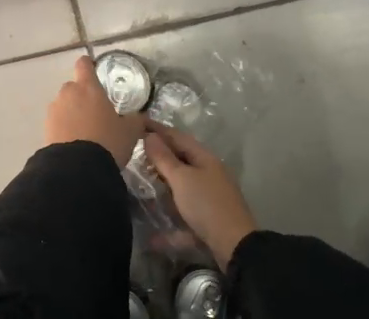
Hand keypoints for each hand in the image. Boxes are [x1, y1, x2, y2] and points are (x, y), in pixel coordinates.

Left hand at [44, 55, 145, 166]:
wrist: (79, 168)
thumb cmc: (108, 141)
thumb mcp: (130, 132)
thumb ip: (135, 120)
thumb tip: (139, 116)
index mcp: (88, 87)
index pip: (84, 64)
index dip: (88, 65)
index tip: (93, 70)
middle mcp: (68, 92)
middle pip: (74, 87)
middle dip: (83, 97)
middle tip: (96, 115)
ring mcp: (54, 109)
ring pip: (64, 104)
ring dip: (72, 112)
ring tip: (85, 133)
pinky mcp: (46, 126)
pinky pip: (57, 121)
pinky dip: (64, 127)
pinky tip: (74, 143)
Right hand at [143, 122, 257, 269]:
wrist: (235, 247)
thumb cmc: (206, 204)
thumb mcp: (181, 178)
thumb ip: (163, 157)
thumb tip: (150, 135)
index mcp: (203, 158)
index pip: (175, 136)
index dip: (156, 128)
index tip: (136, 122)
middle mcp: (207, 172)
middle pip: (179, 158)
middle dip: (157, 155)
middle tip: (133, 152)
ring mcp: (208, 195)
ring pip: (180, 183)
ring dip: (161, 182)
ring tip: (139, 181)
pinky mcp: (207, 216)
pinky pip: (183, 210)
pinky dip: (169, 216)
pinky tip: (153, 234)